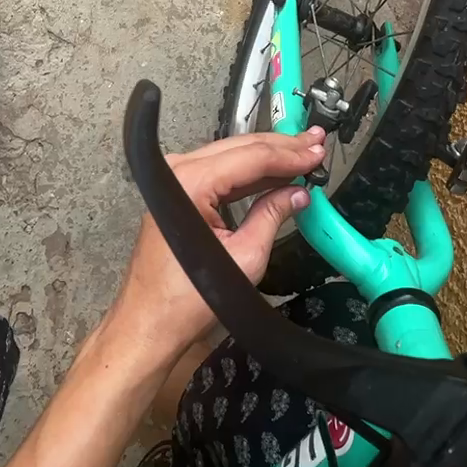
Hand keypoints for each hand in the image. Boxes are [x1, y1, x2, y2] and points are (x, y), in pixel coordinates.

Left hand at [109, 127, 326, 356]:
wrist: (150, 324)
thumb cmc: (187, 299)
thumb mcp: (245, 257)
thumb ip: (272, 215)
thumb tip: (298, 194)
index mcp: (191, 183)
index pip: (252, 157)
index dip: (289, 154)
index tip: (317, 152)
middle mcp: (179, 172)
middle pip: (241, 147)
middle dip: (282, 146)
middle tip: (315, 142)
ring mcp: (176, 180)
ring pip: (232, 155)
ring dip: (268, 155)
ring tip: (301, 151)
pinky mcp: (179, 192)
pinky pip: (220, 172)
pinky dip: (249, 172)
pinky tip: (274, 172)